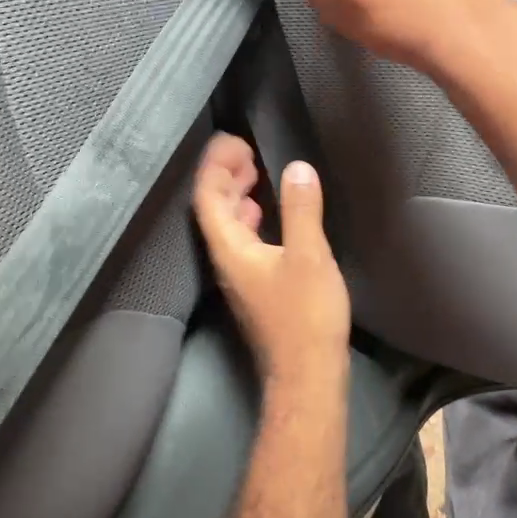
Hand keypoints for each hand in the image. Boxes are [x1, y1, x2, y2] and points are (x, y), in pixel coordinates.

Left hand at [190, 133, 350, 387]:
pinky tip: (265, 215)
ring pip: (226, 225)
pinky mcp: (254, 287)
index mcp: (229, 248)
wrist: (307, 378)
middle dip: (224, 174)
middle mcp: (226, 260)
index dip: (215, 164)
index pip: (207, 195)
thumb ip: (301, 209)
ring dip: (235, 194)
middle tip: (245, 150)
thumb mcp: (309, 256)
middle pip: (212, 208)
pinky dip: (249, 217)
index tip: (234, 140)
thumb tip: (296, 167)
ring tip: (255, 173)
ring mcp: (238, 276)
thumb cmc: (305, 316)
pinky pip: (241, 239)